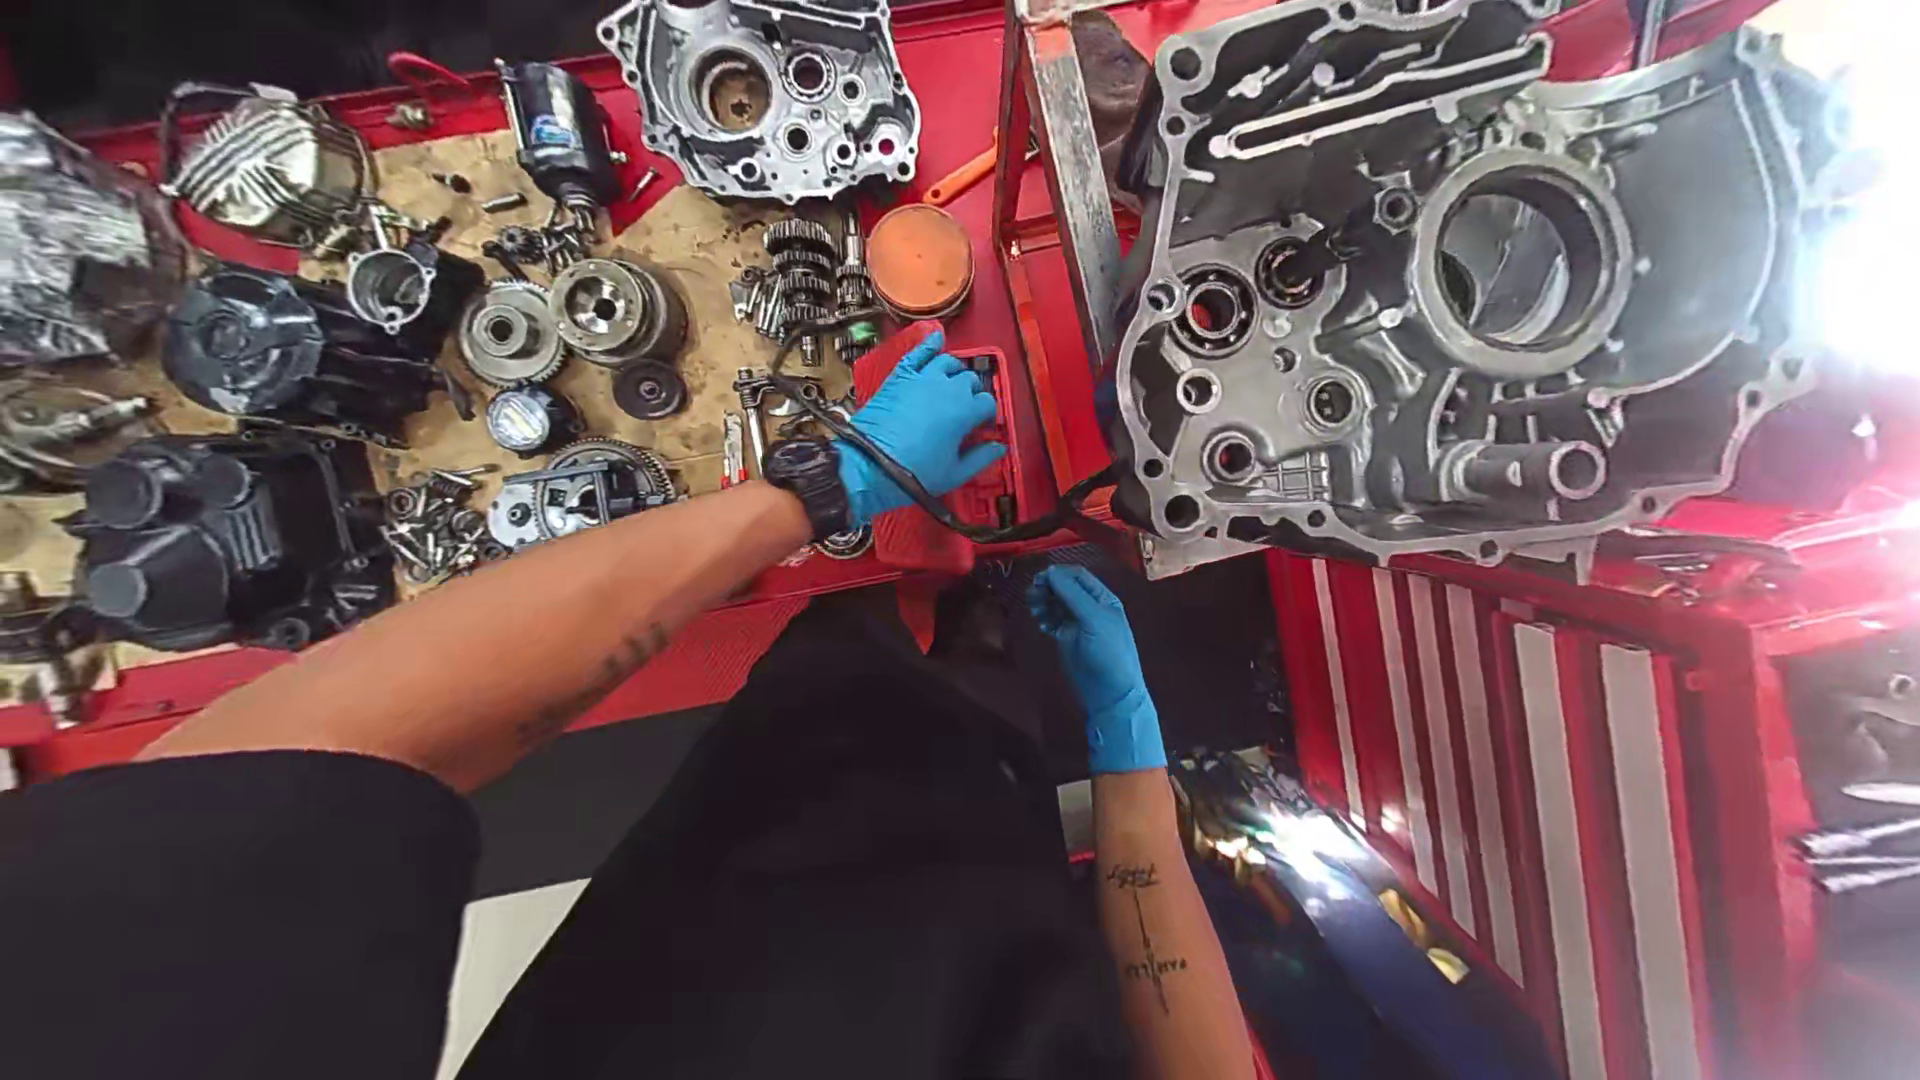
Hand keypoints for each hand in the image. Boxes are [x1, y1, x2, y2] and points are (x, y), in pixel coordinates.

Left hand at [836, 328, 1005, 527]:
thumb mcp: (955, 473)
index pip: (987, 403)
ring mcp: (923, 377)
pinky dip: (929, 343)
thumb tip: (999, 448)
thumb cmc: (916, 474)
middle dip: (972, 393)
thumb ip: (981, 458)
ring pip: (948, 362)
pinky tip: (937, 337)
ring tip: (954, 381)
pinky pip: (918, 352)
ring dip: (955, 371)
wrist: (871, 467)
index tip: (981, 427)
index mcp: (966, 411)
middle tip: (965, 410)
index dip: (986, 416)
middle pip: (970, 380)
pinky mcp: (900, 376)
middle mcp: (948, 387)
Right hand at [1027, 565, 1165, 773]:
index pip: (1078, 576)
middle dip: (1047, 588)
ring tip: (1034, 610)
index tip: (1039, 579)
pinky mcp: (1067, 637)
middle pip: (1064, 587)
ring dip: (1043, 602)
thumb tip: (1050, 572)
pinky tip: (1041, 624)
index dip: (1058, 574)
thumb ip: (1072, 594)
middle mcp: (1090, 607)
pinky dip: (1045, 618)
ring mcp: (1078, 622)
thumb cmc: (1108, 653)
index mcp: (1103, 598)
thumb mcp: (1093, 620)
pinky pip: (1053, 620)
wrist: (1110, 692)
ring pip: (1056, 603)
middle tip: (1032, 596)